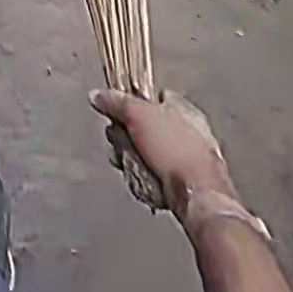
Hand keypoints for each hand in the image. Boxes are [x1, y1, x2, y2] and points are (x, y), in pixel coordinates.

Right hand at [90, 89, 236, 219]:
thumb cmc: (174, 149)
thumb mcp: (137, 113)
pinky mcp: (179, 179)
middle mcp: (188, 132)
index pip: (153, 95)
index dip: (132, 98)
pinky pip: (149, 168)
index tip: (117, 105)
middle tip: (119, 137)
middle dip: (124, 131)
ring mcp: (184, 157)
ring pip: (142, 147)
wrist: (196, 196)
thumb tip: (96, 95)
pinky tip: (136, 174)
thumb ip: (115, 100)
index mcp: (185, 110)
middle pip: (142, 122)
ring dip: (128, 153)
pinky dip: (139, 171)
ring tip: (127, 159)